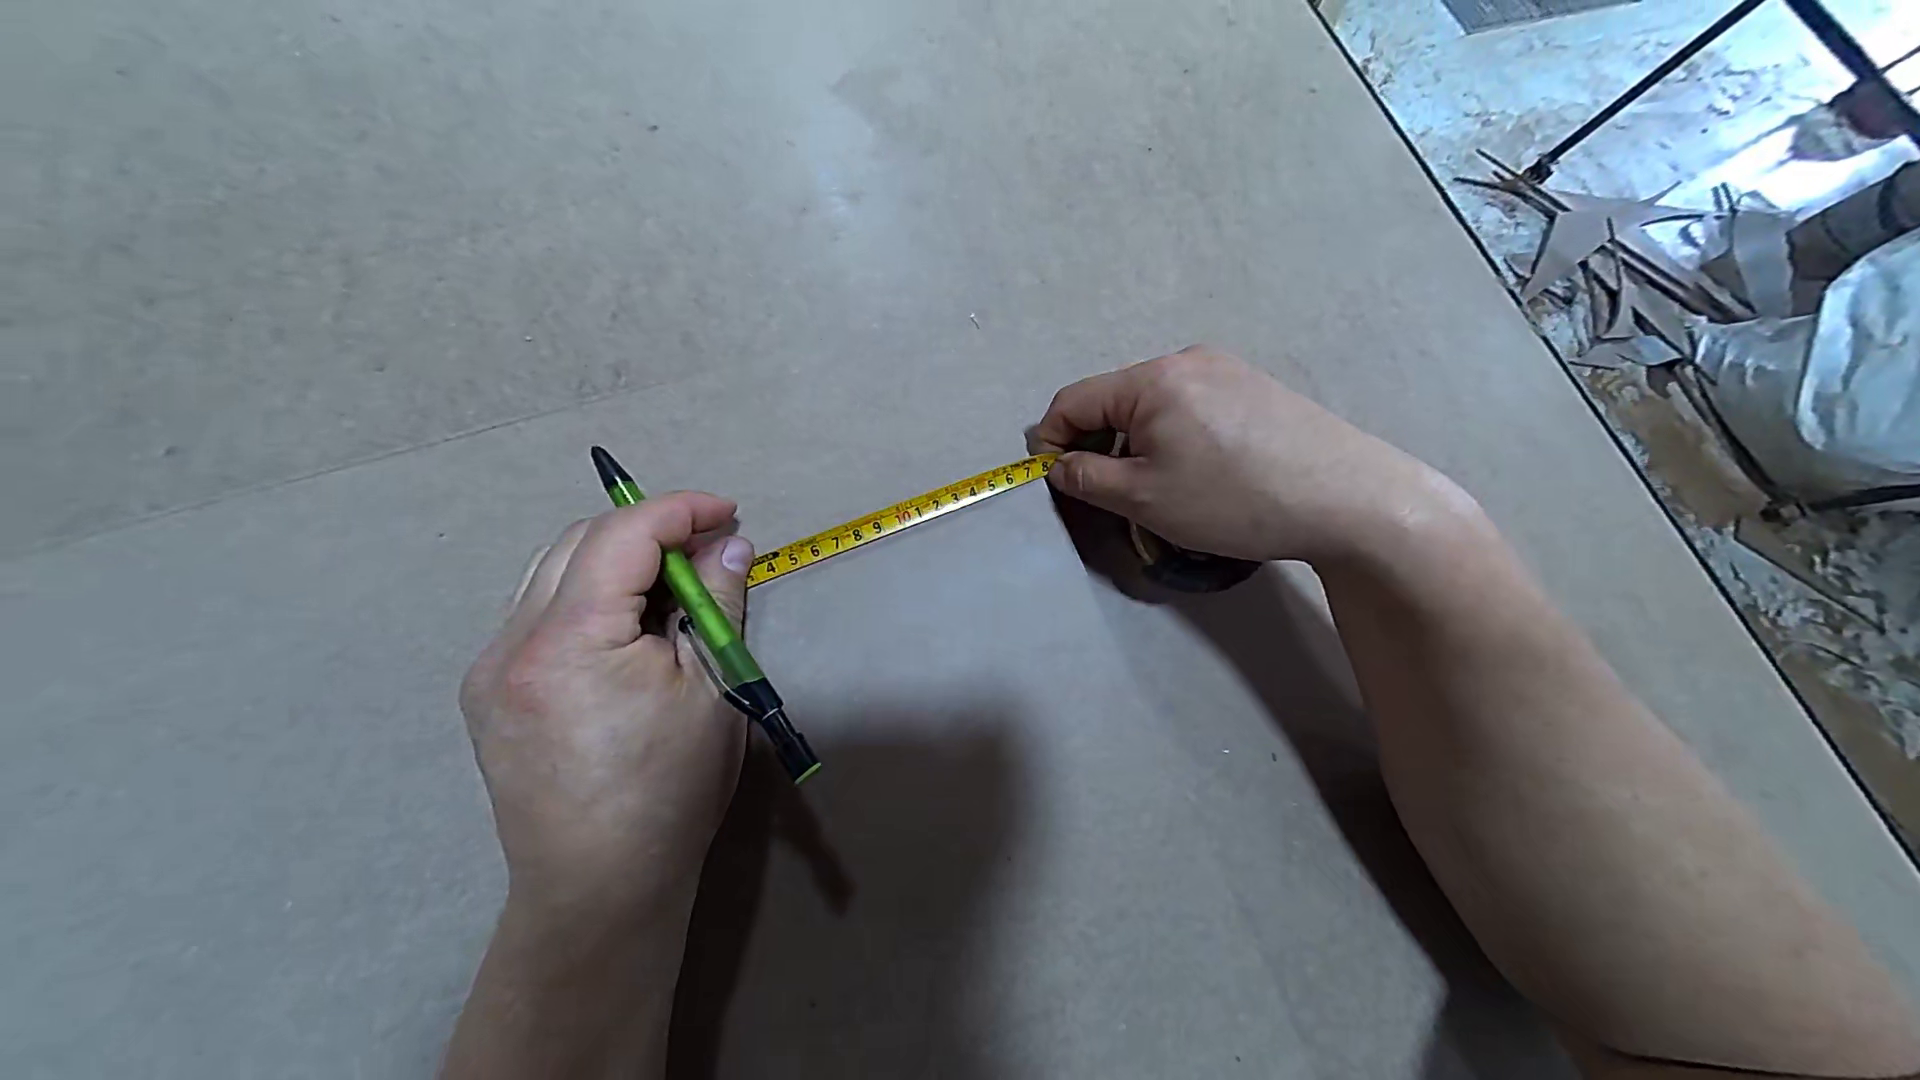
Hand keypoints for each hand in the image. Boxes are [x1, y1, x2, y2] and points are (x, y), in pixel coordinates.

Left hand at [458, 492, 752, 921]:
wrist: (599, 885)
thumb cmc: (671, 789)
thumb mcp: (714, 689)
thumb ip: (718, 603)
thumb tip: (732, 544)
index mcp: (568, 642)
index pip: (622, 537)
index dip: (680, 511)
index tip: (728, 511)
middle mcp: (512, 643)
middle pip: (580, 541)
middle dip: (651, 528)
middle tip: (709, 546)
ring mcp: (490, 667)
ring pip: (553, 570)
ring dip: (618, 557)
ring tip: (674, 581)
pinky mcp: (490, 690)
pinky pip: (541, 608)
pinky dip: (592, 591)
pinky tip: (629, 621)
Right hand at [1031, 346, 1474, 564]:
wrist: (1348, 498)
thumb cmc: (1232, 499)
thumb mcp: (1144, 499)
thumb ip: (1086, 478)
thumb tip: (1057, 464)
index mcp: (1152, 379)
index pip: (1073, 400)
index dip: (1052, 439)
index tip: (1055, 478)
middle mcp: (1186, 359)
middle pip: (1114, 399)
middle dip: (1098, 443)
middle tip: (1110, 491)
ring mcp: (1225, 369)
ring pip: (1151, 404)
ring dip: (1136, 441)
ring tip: (1159, 485)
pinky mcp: (1253, 386)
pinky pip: (1189, 405)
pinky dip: (1172, 435)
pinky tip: (1199, 468)